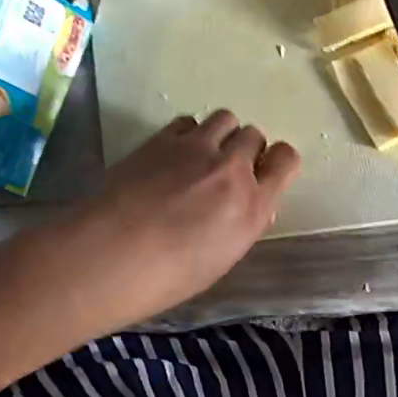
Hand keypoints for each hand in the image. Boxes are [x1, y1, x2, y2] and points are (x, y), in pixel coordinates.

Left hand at [54, 111, 299, 332]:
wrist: (111, 253)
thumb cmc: (166, 277)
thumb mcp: (219, 261)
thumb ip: (240, 226)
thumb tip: (249, 207)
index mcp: (253, 206)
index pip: (286, 160)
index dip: (275, 163)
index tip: (261, 173)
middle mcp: (231, 169)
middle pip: (253, 136)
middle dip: (244, 149)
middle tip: (222, 170)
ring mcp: (195, 149)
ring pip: (225, 119)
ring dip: (218, 135)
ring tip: (198, 157)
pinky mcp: (160, 139)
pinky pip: (187, 122)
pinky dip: (187, 133)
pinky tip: (170, 154)